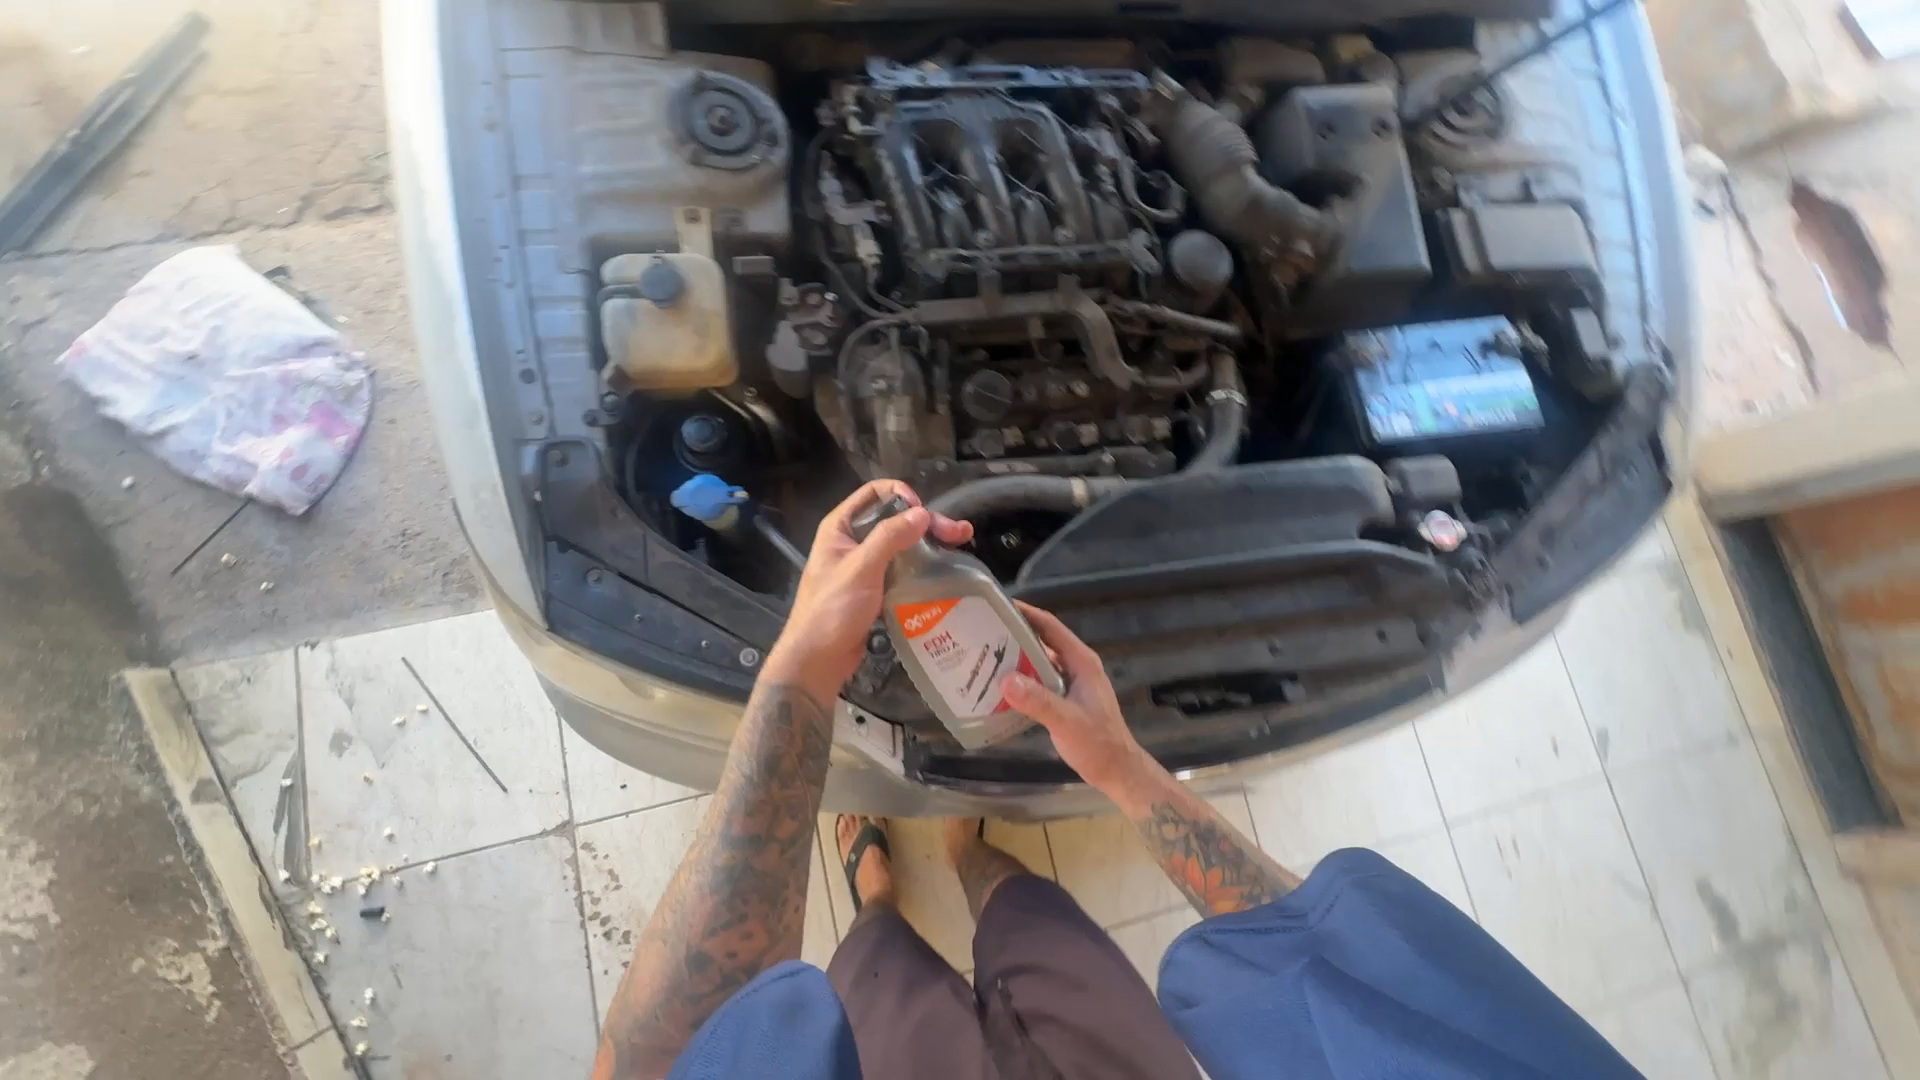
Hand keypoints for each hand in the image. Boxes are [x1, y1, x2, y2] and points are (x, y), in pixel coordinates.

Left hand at [763, 480, 972, 700]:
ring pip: (901, 543)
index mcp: (840, 527)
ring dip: (929, 543)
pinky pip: (901, 567)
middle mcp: (852, 540)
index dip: (901, 495)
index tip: (924, 512)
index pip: (874, 493)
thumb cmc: (833, 610)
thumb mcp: (861, 568)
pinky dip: (921, 565)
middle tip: (959, 533)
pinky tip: (943, 569)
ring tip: (961, 546)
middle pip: (894, 518)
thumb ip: (889, 537)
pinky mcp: (875, 587)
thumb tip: (922, 513)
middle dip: (926, 522)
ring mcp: (864, 565)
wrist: (818, 660)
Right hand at [1003, 602, 1154, 791]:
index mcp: (1081, 661)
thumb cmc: (1097, 743)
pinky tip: (1000, 687)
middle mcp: (1076, 666)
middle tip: (983, 631)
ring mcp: (1071, 682)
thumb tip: (1005, 679)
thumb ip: (1039, 701)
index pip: (1050, 626)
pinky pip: (1039, 680)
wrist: (1116, 771)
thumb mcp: (1067, 721)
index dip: (1026, 613)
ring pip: (1039, 660)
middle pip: (1042, 640)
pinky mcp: (1064, 698)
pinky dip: (1021, 678)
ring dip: (1016, 656)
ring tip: (984, 655)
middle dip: (1015, 633)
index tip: (998, 605)